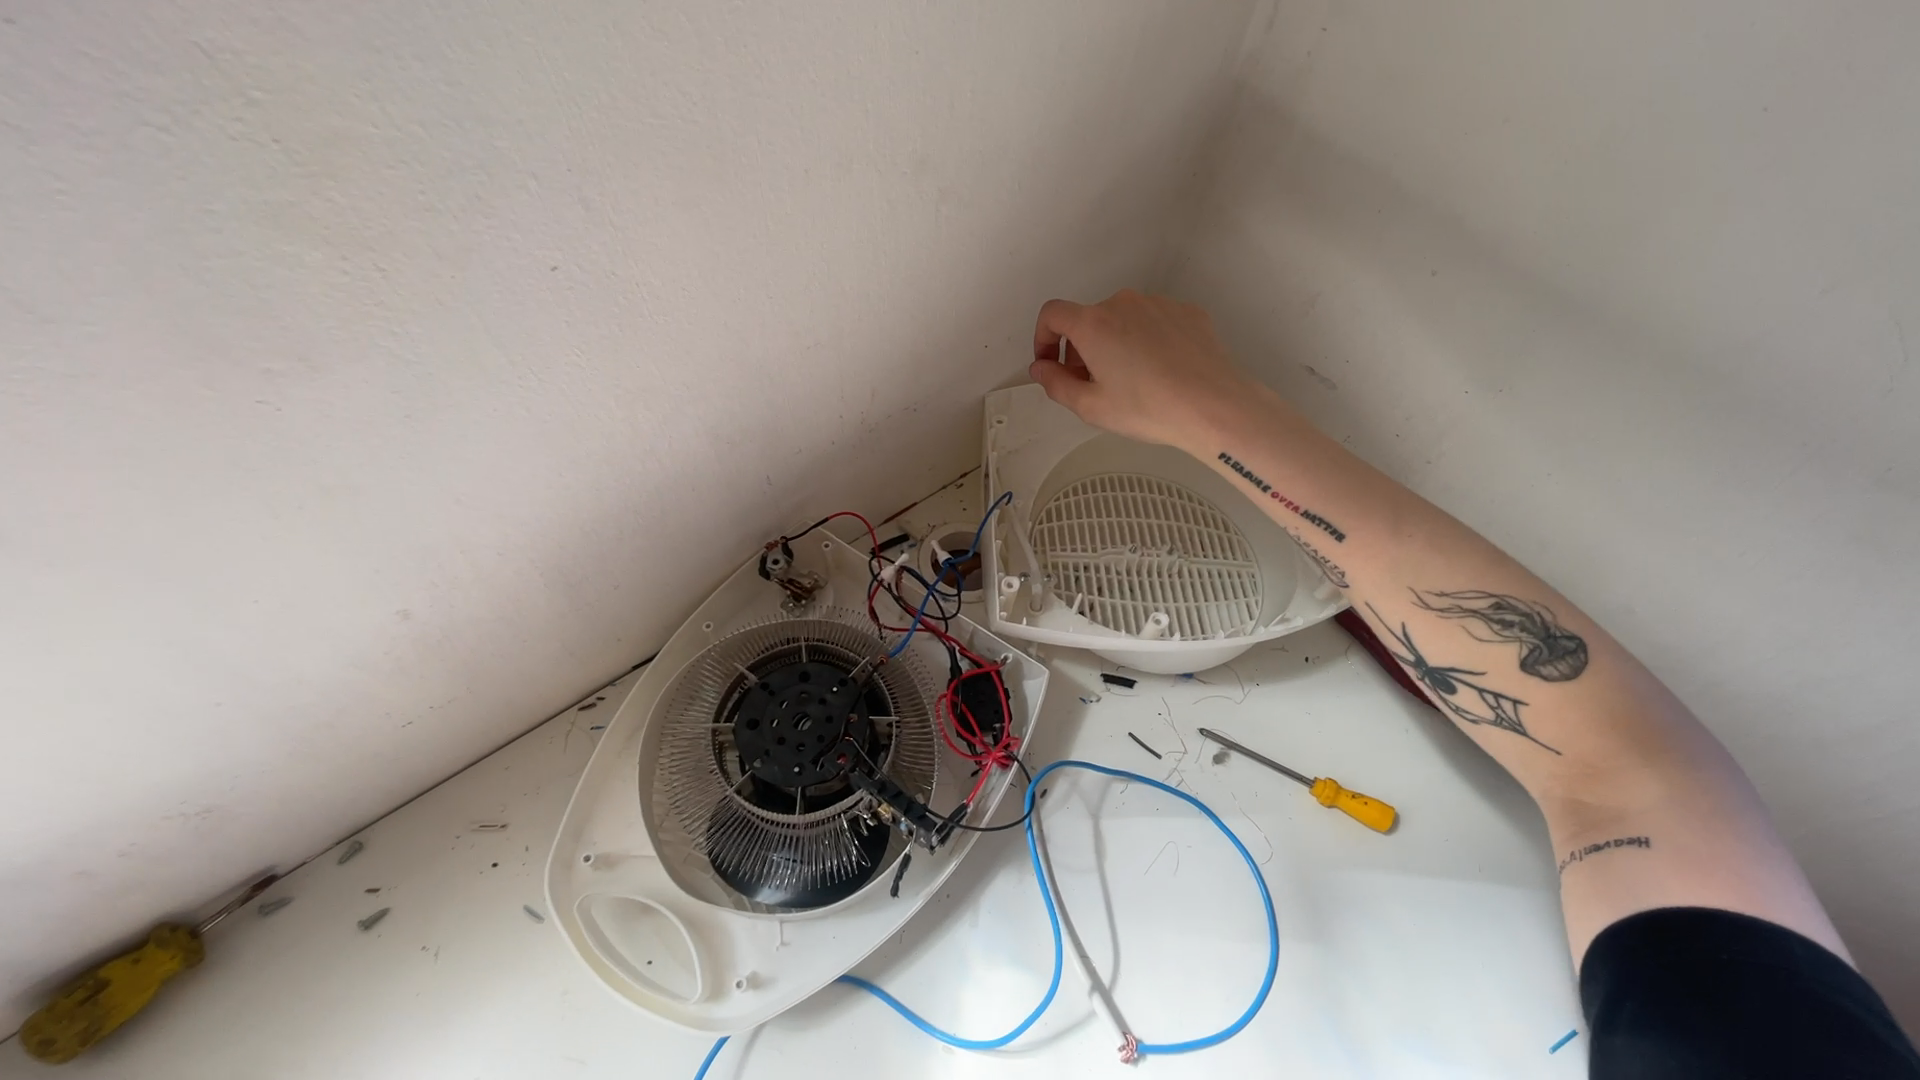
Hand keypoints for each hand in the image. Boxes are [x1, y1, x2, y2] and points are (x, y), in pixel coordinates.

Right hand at [1029, 289, 1262, 452]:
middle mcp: (1124, 304)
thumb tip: (1041, 369)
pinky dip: (1145, 341)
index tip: (1049, 363)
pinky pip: (1152, 322)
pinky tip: (1157, 373)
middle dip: (1080, 349)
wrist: (1214, 406)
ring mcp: (1158, 304)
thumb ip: (1055, 384)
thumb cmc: (1151, 408)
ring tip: (1128, 382)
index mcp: (1094, 324)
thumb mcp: (1091, 407)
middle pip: (1088, 319)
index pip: (1052, 314)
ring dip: (1113, 344)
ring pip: (1121, 320)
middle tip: (1089, 384)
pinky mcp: (1185, 312)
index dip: (1043, 338)